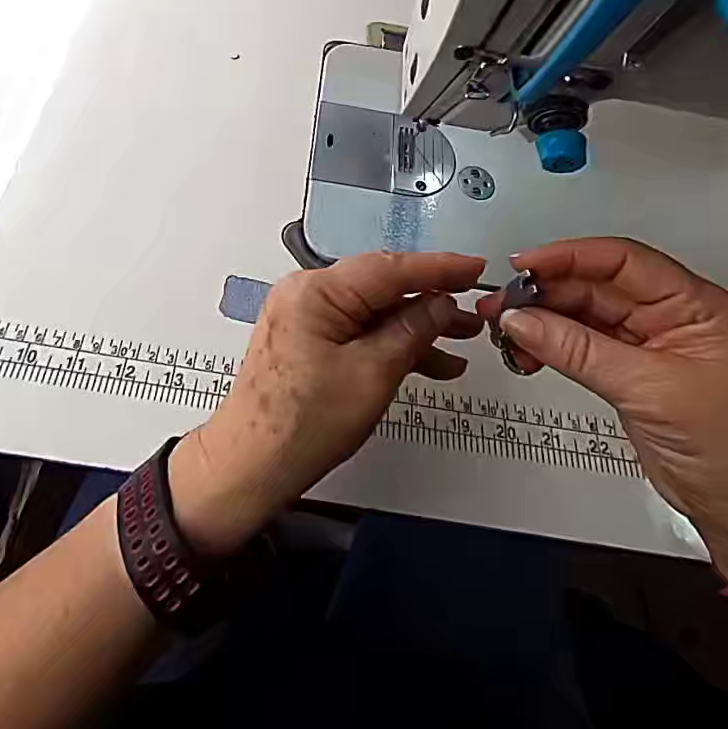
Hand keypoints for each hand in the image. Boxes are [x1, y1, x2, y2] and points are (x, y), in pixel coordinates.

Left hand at [169, 252, 485, 555]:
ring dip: (414, 326)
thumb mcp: (372, 375)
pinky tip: (423, 361)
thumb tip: (439, 305)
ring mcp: (300, 316)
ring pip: (369, 310)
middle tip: (474, 313)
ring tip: (459, 342)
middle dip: (429, 301)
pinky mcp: (303, 339)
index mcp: (314, 292)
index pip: (387, 267)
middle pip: (378, 287)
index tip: (474, 268)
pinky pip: (354, 329)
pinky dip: (388, 343)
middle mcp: (302, 295)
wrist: (253, 461)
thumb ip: (410, 332)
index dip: (437, 268)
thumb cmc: (300, 423)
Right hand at [475, 238, 727, 620]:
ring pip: (581, 315)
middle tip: (500, 305)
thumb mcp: (652, 389)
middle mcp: (674, 321)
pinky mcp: (631, 374)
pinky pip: (578, 345)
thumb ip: (578, 349)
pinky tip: (528, 352)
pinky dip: (548, 345)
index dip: (568, 257)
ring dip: (540, 320)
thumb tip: (521, 319)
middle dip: (543, 293)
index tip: (523, 266)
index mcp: (700, 309)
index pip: (623, 261)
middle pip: (595, 287)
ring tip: (505, 331)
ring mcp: (651, 348)